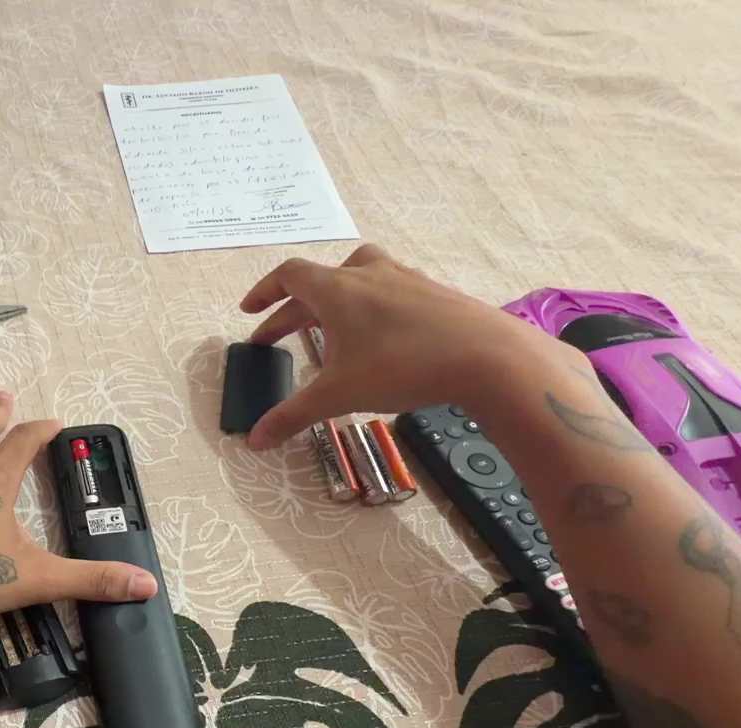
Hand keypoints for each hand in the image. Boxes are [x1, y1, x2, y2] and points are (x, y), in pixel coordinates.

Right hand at [238, 243, 588, 448]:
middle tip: (273, 339)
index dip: (264, 292)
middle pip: (317, 282)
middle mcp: (369, 275)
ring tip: (325, 328)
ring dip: (331, 301)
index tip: (249, 311)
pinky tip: (373, 337)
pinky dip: (366, 307)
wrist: (491, 358)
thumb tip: (255, 439)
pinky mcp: (433, 293)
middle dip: (290, 312)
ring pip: (356, 278)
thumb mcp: (338, 396)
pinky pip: (387, 290)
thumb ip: (292, 415)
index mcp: (337, 290)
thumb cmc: (403, 367)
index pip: (289, 276)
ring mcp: (405, 280)